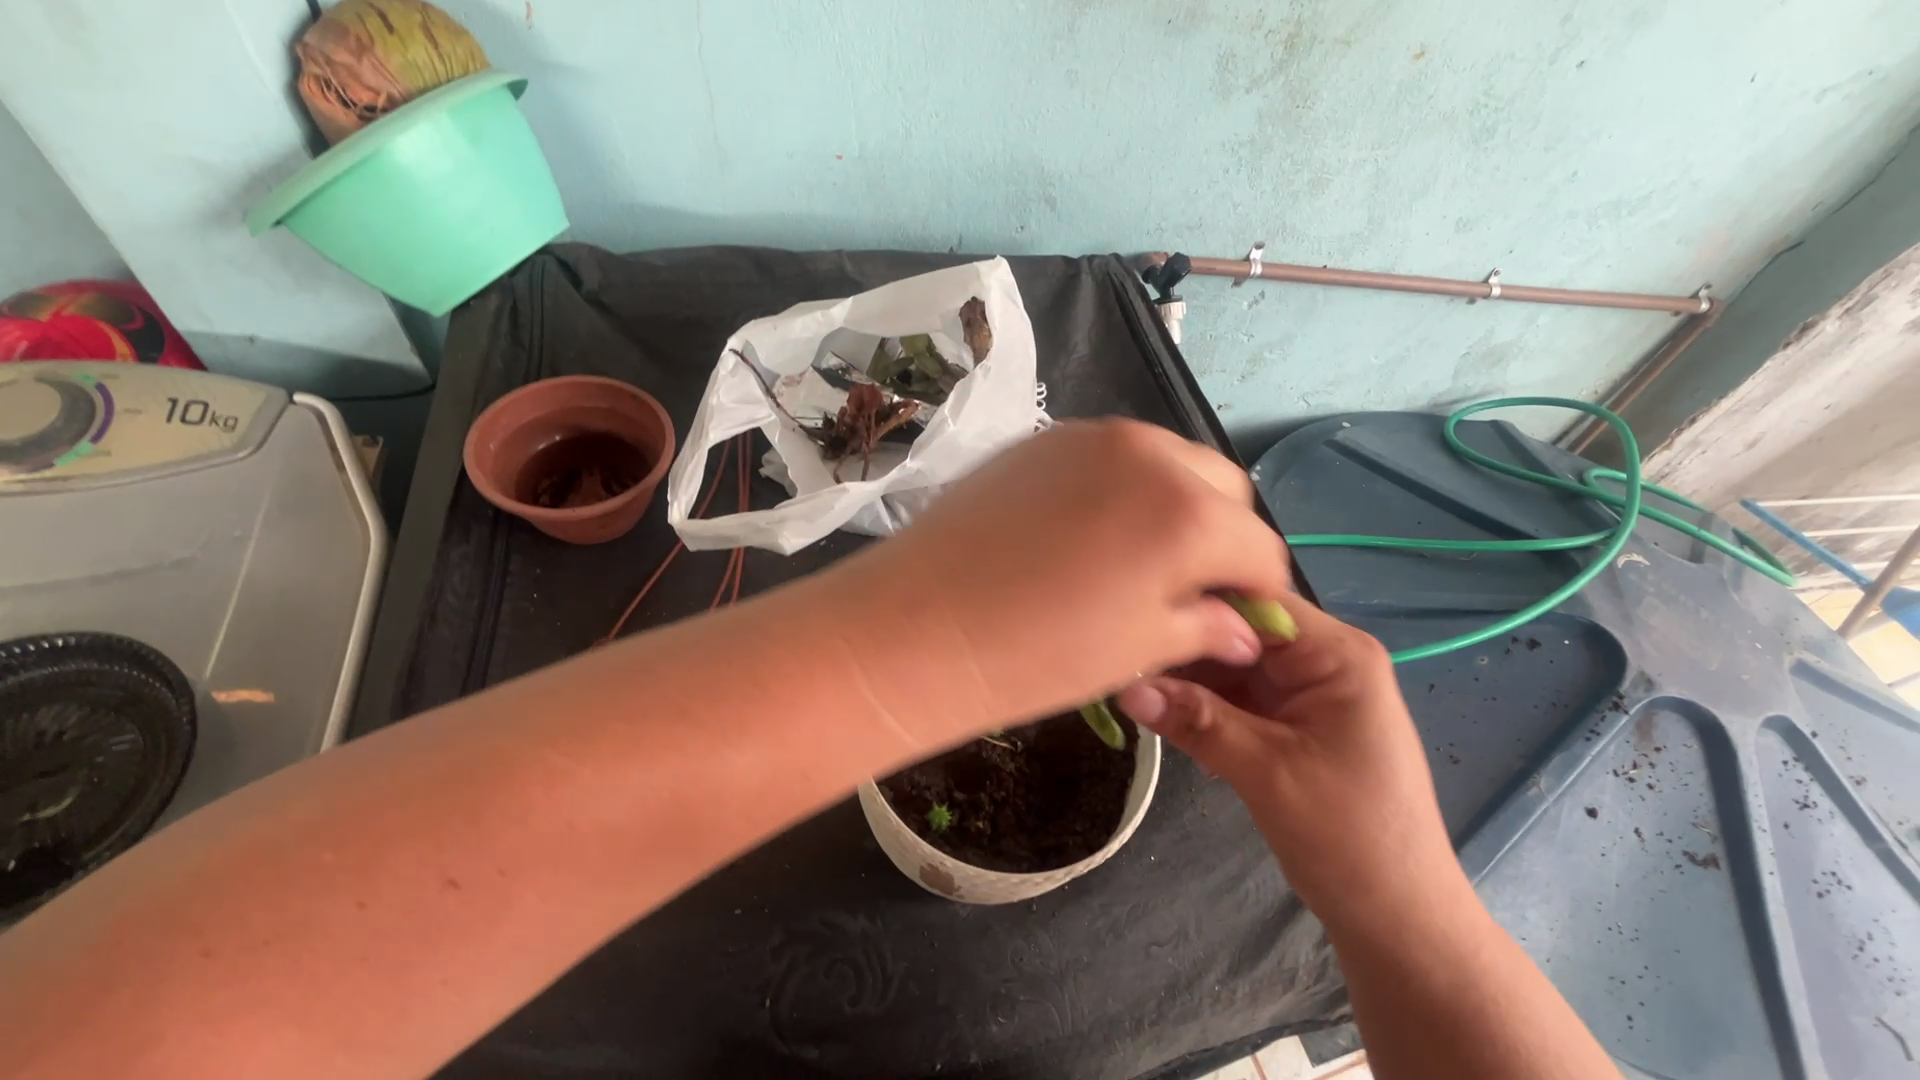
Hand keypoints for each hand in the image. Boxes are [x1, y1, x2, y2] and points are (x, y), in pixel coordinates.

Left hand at [823, 419, 1289, 742]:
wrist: (916, 625)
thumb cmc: (1035, 653)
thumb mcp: (1137, 650)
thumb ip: (1204, 626)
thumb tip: (1243, 625)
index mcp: (1187, 512)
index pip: (1258, 548)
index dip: (1256, 591)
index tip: (1236, 620)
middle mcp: (1150, 453)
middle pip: (1221, 491)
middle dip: (1219, 537)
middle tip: (1183, 589)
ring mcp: (1092, 436)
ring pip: (1168, 462)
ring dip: (1173, 505)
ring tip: (1135, 560)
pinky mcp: (1045, 437)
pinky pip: (1113, 456)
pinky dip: (1124, 487)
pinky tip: (1088, 533)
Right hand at [1115, 594, 1466, 931]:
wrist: (1396, 915)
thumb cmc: (1348, 836)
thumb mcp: (1266, 772)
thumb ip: (1197, 722)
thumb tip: (1125, 688)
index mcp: (1335, 653)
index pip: (1254, 601)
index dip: (1195, 602)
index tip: (1133, 618)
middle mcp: (1321, 659)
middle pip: (1236, 632)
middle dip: (1182, 647)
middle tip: (1118, 663)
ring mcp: (1304, 691)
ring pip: (1228, 665)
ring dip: (1185, 680)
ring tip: (1129, 689)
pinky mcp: (1288, 721)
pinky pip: (1233, 696)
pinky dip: (1199, 706)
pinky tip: (1161, 716)